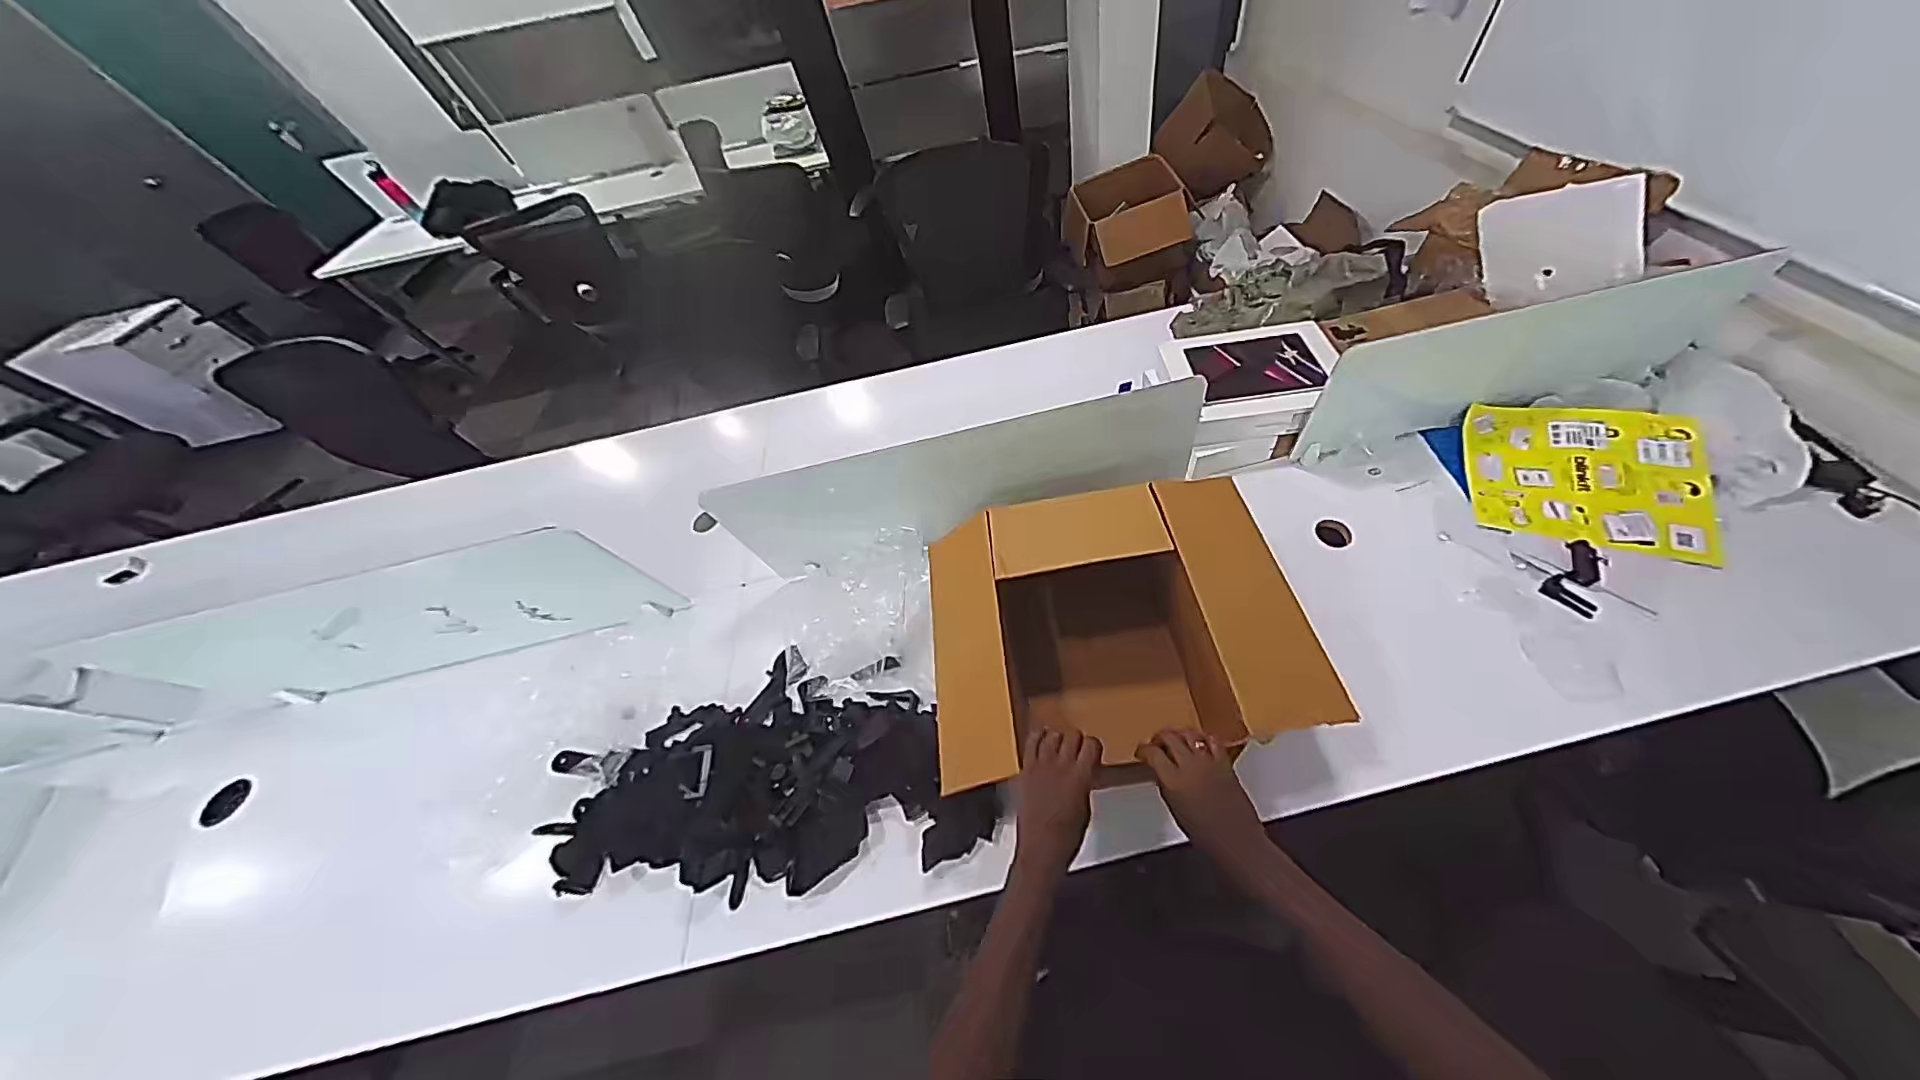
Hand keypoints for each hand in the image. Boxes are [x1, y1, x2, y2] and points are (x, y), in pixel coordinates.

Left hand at [1012, 727, 1100, 877]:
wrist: (1041, 848)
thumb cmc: (1067, 835)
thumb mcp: (1086, 808)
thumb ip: (1085, 784)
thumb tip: (1085, 773)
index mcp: (1081, 777)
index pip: (1091, 744)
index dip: (1094, 746)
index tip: (1093, 751)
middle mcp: (1061, 767)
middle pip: (1072, 735)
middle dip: (1077, 741)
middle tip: (1077, 750)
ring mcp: (1041, 766)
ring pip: (1052, 735)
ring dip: (1058, 738)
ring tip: (1059, 746)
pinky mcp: (1026, 770)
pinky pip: (1031, 743)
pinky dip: (1037, 737)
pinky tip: (1041, 740)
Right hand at [1139, 729, 1269, 877]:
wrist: (1235, 839)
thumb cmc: (1203, 833)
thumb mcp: (1174, 808)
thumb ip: (1165, 785)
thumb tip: (1160, 772)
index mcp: (1172, 780)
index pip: (1152, 752)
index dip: (1143, 749)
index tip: (1142, 752)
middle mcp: (1189, 766)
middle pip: (1169, 736)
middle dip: (1159, 737)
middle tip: (1157, 743)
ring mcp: (1208, 762)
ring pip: (1189, 734)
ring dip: (1179, 734)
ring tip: (1176, 740)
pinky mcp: (1225, 763)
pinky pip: (1212, 741)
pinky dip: (1203, 738)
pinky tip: (1200, 742)